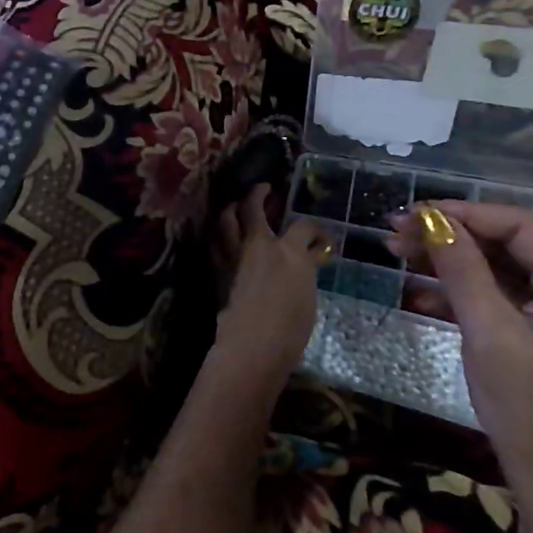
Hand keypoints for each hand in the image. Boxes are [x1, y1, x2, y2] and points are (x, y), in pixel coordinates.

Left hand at [214, 185, 330, 382]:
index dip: (314, 229)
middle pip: (253, 207)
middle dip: (258, 193)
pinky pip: (215, 242)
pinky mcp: (217, 268)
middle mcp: (260, 245)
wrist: (252, 344)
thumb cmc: (290, 329)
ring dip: (231, 208)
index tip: (318, 236)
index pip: (304, 227)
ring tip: (236, 206)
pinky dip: (218, 234)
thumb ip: (303, 272)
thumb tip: (302, 263)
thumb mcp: (307, 295)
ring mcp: (234, 254)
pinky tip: (222, 235)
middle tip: (263, 188)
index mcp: (291, 253)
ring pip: (226, 218)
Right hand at [392, 201, 532, 495]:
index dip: (467, 215)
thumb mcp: (489, 335)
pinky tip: (423, 290)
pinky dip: (468, 290)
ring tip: (400, 252)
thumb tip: (431, 222)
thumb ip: (462, 272)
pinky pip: (508, 295)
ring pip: (507, 268)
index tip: (414, 213)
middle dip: (455, 236)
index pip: (527, 229)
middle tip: (398, 232)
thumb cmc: (527, 408)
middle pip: (516, 245)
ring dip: (455, 261)